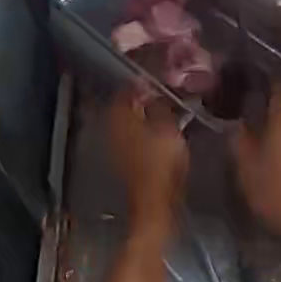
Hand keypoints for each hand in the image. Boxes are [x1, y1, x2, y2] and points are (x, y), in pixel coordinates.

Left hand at [105, 91, 186, 234]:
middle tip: (160, 94)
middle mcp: (112, 130)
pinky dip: (144, 131)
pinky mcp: (126, 161)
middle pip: (123, 107)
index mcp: (120, 118)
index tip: (155, 79)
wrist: (154, 201)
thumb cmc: (161, 161)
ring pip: (128, 122)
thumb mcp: (168, 127)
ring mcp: (117, 147)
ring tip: (162, 111)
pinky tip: (159, 132)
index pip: (124, 91)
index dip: (139, 82)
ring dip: (142, 115)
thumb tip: (151, 88)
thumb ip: (159, 105)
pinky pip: (133, 137)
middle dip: (140, 99)